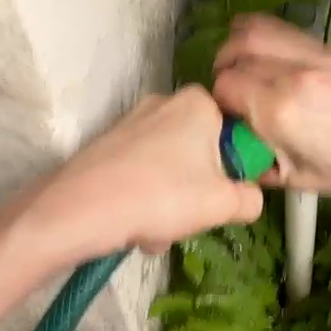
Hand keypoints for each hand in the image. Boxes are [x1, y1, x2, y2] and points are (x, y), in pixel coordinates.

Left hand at [30, 86, 263, 258]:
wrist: (80, 209)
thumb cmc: (162, 196)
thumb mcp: (224, 204)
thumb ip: (251, 198)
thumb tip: (250, 197)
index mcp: (199, 102)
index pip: (236, 133)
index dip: (237, 168)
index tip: (226, 196)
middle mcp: (165, 101)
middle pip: (201, 152)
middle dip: (199, 190)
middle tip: (190, 218)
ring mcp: (131, 121)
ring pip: (171, 167)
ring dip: (171, 202)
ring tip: (157, 229)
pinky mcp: (108, 144)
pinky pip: (142, 173)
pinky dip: (145, 198)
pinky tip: (135, 225)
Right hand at [212, 15, 330, 195]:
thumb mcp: (299, 180)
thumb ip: (257, 163)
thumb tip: (230, 149)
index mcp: (280, 111)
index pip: (223, 88)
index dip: (218, 104)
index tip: (229, 118)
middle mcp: (290, 75)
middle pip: (232, 57)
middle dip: (223, 76)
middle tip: (233, 95)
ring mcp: (310, 54)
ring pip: (249, 31)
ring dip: (235, 48)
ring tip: (240, 68)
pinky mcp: (326, 45)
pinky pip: (278, 27)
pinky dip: (258, 34)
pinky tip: (260, 53)